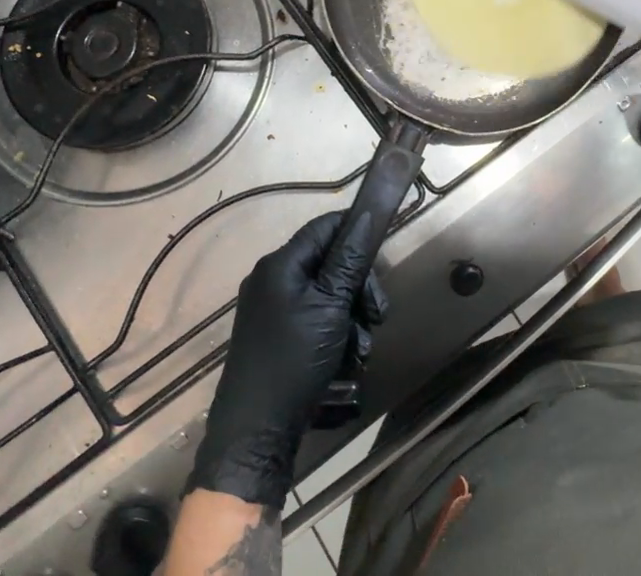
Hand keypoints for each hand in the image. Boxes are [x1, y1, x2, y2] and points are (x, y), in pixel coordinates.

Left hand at [186, 210, 387, 509]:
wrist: (257, 428)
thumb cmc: (295, 358)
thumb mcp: (331, 304)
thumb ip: (350, 259)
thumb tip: (366, 212)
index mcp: (281, 263)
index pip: (325, 226)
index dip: (357, 232)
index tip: (384, 257)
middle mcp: (272, 279)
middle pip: (331, 264)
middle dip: (360, 289)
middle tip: (378, 317)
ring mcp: (272, 309)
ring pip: (329, 296)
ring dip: (352, 319)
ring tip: (359, 350)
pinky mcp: (275, 336)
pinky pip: (316, 320)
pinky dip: (336, 336)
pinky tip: (345, 362)